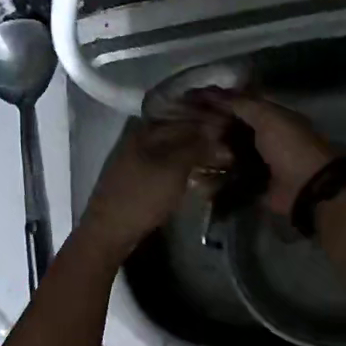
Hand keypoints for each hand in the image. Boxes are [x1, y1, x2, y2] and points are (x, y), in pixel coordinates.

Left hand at [78, 116, 231, 258]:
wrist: (111, 230)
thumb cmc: (143, 196)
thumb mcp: (173, 168)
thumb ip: (196, 146)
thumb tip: (219, 130)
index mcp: (148, 130)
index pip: (186, 115)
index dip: (211, 120)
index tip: (234, 128)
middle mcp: (143, 139)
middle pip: (181, 132)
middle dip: (207, 138)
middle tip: (233, 147)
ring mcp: (140, 160)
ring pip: (176, 150)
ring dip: (198, 154)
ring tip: (223, 162)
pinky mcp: (142, 179)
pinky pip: (170, 166)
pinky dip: (187, 169)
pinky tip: (202, 177)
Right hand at [195, 88, 335, 215]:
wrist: (305, 187)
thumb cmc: (289, 146)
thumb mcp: (268, 117)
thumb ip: (244, 104)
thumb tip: (219, 94)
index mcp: (272, 118)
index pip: (241, 104)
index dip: (219, 101)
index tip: (194, 100)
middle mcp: (264, 138)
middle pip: (233, 128)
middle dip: (211, 127)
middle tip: (186, 126)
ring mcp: (257, 162)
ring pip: (228, 152)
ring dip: (211, 151)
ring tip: (189, 149)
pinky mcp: (251, 184)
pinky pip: (228, 178)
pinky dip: (215, 177)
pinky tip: (197, 173)